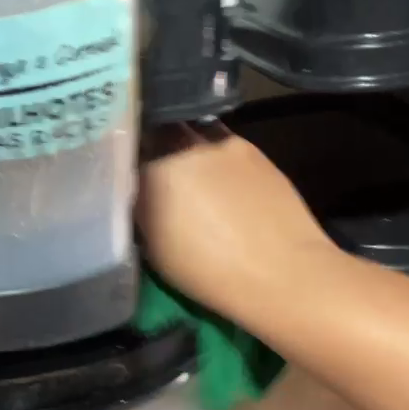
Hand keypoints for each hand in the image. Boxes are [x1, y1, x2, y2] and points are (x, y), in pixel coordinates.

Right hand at [136, 124, 341, 319]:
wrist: (283, 271)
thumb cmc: (210, 272)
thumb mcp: (155, 250)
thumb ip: (142, 212)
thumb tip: (138, 195)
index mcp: (156, 172)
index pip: (129, 155)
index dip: (125, 168)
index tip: (128, 185)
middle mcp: (187, 146)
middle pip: (162, 137)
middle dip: (156, 154)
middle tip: (158, 183)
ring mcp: (224, 143)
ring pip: (194, 138)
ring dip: (187, 155)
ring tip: (192, 186)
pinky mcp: (255, 150)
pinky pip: (223, 149)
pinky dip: (216, 164)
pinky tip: (222, 189)